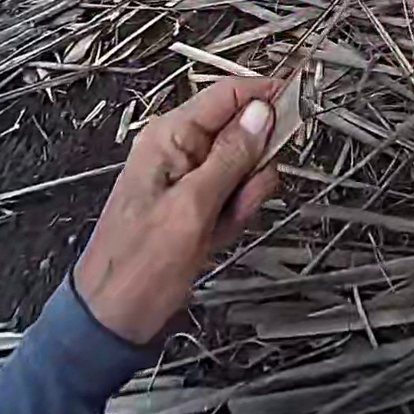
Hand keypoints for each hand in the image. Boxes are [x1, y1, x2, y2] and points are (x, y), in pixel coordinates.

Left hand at [74, 77, 281, 342]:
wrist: (115, 319)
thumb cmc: (138, 265)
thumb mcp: (192, 207)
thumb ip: (231, 156)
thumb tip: (261, 113)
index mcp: (171, 135)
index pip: (227, 94)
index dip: (264, 95)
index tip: (298, 103)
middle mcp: (180, 146)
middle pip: (242, 130)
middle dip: (253, 164)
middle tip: (243, 194)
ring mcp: (190, 173)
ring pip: (244, 164)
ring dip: (245, 194)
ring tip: (222, 222)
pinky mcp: (197, 198)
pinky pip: (235, 191)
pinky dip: (235, 212)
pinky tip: (217, 233)